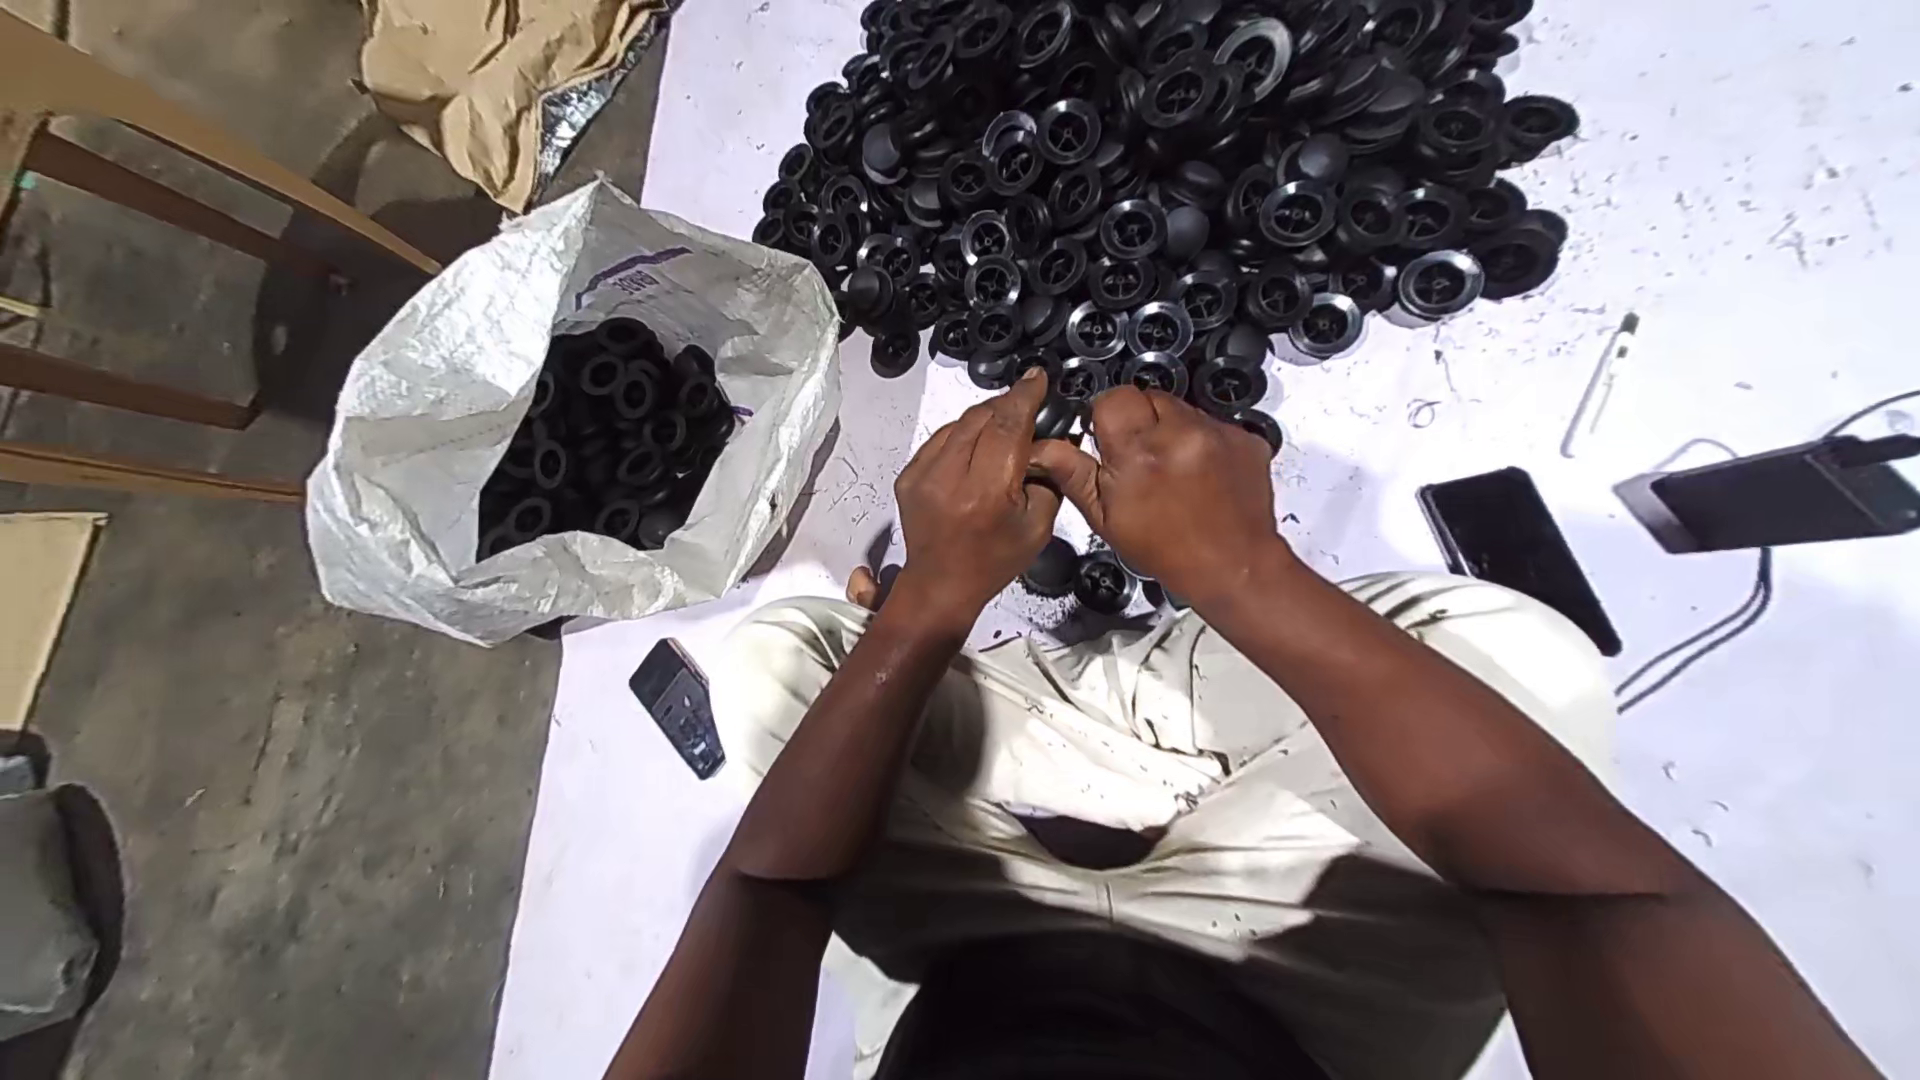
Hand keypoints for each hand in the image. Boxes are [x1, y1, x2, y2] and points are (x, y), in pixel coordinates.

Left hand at [890, 368, 1062, 632]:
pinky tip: (975, 449)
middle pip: (981, 417)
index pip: (1007, 425)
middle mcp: (949, 478)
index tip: (1037, 378)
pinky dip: (961, 435)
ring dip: (984, 419)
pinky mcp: (908, 476)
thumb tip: (1044, 441)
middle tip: (1026, 408)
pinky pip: (940, 438)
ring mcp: (922, 475)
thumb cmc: (993, 560)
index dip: (1024, 396)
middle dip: (1007, 405)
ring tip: (1002, 430)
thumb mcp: (1038, 525)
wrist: (942, 583)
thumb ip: (1045, 477)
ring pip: (959, 423)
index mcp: (985, 492)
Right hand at [1031, 387, 1288, 603]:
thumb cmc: (1168, 550)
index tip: (1107, 437)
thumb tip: (1043, 449)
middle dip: (1138, 422)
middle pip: (1147, 396)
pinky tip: (1198, 472)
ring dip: (1170, 430)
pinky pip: (1210, 422)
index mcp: (1138, 452)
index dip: (1105, 415)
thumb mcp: (1105, 518)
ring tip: (1171, 471)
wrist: (1231, 566)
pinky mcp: (1244, 437)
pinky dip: (1200, 440)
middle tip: (1140, 461)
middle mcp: (1180, 434)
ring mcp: (1216, 433)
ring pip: (1180, 407)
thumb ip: (1072, 474)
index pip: (1113, 397)